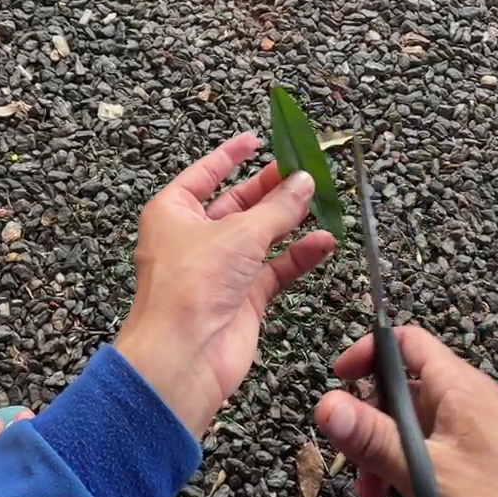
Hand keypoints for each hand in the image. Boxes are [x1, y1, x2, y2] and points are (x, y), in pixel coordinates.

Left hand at [115, 132, 336, 436]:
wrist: (184, 356)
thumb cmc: (189, 287)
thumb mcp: (238, 234)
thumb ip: (276, 208)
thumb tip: (304, 183)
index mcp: (173, 211)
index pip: (205, 173)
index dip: (231, 155)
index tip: (257, 140)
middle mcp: (194, 237)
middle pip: (238, 203)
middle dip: (271, 187)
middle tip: (304, 169)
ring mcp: (219, 267)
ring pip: (260, 235)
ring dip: (289, 219)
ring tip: (321, 199)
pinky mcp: (242, 296)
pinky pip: (275, 268)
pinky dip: (299, 255)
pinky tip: (324, 241)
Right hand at [315, 327, 497, 496]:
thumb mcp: (430, 477)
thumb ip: (375, 440)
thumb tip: (323, 403)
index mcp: (460, 387)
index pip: (405, 341)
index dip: (367, 353)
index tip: (339, 384)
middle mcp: (471, 401)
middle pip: (405, 386)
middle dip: (371, 418)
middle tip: (354, 460)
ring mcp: (483, 433)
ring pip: (419, 425)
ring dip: (389, 451)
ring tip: (376, 494)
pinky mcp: (492, 465)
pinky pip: (439, 451)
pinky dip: (415, 470)